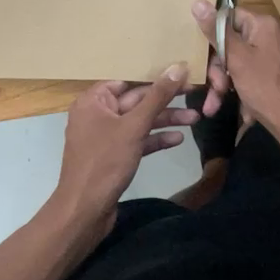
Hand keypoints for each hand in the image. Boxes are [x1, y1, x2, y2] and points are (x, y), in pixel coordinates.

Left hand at [53, 64, 199, 231]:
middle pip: (137, 100)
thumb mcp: (134, 126)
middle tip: (195, 93)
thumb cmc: (105, 162)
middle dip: (166, 100)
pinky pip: (137, 140)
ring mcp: (105, 137)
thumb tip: (178, 67)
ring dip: (166, 120)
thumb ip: (158, 96)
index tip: (181, 72)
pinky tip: (178, 139)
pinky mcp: (113, 156)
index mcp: (93, 101)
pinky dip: (155, 139)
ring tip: (196, 119)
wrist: (84, 212)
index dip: (154, 75)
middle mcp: (97, 115)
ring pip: (140, 121)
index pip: (127, 79)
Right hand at [191, 0, 279, 145]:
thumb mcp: (237, 60)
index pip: (229, 17)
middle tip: (214, 90)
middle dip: (218, 70)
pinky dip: (244, 94)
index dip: (212, 36)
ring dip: (225, 87)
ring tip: (214, 109)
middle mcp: (271, 37)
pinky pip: (253, 79)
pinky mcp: (279, 77)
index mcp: (263, 25)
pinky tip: (244, 114)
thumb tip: (198, 1)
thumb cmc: (268, 88)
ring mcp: (276, 58)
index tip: (201, 57)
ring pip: (240, 66)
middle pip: (233, 44)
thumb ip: (217, 32)